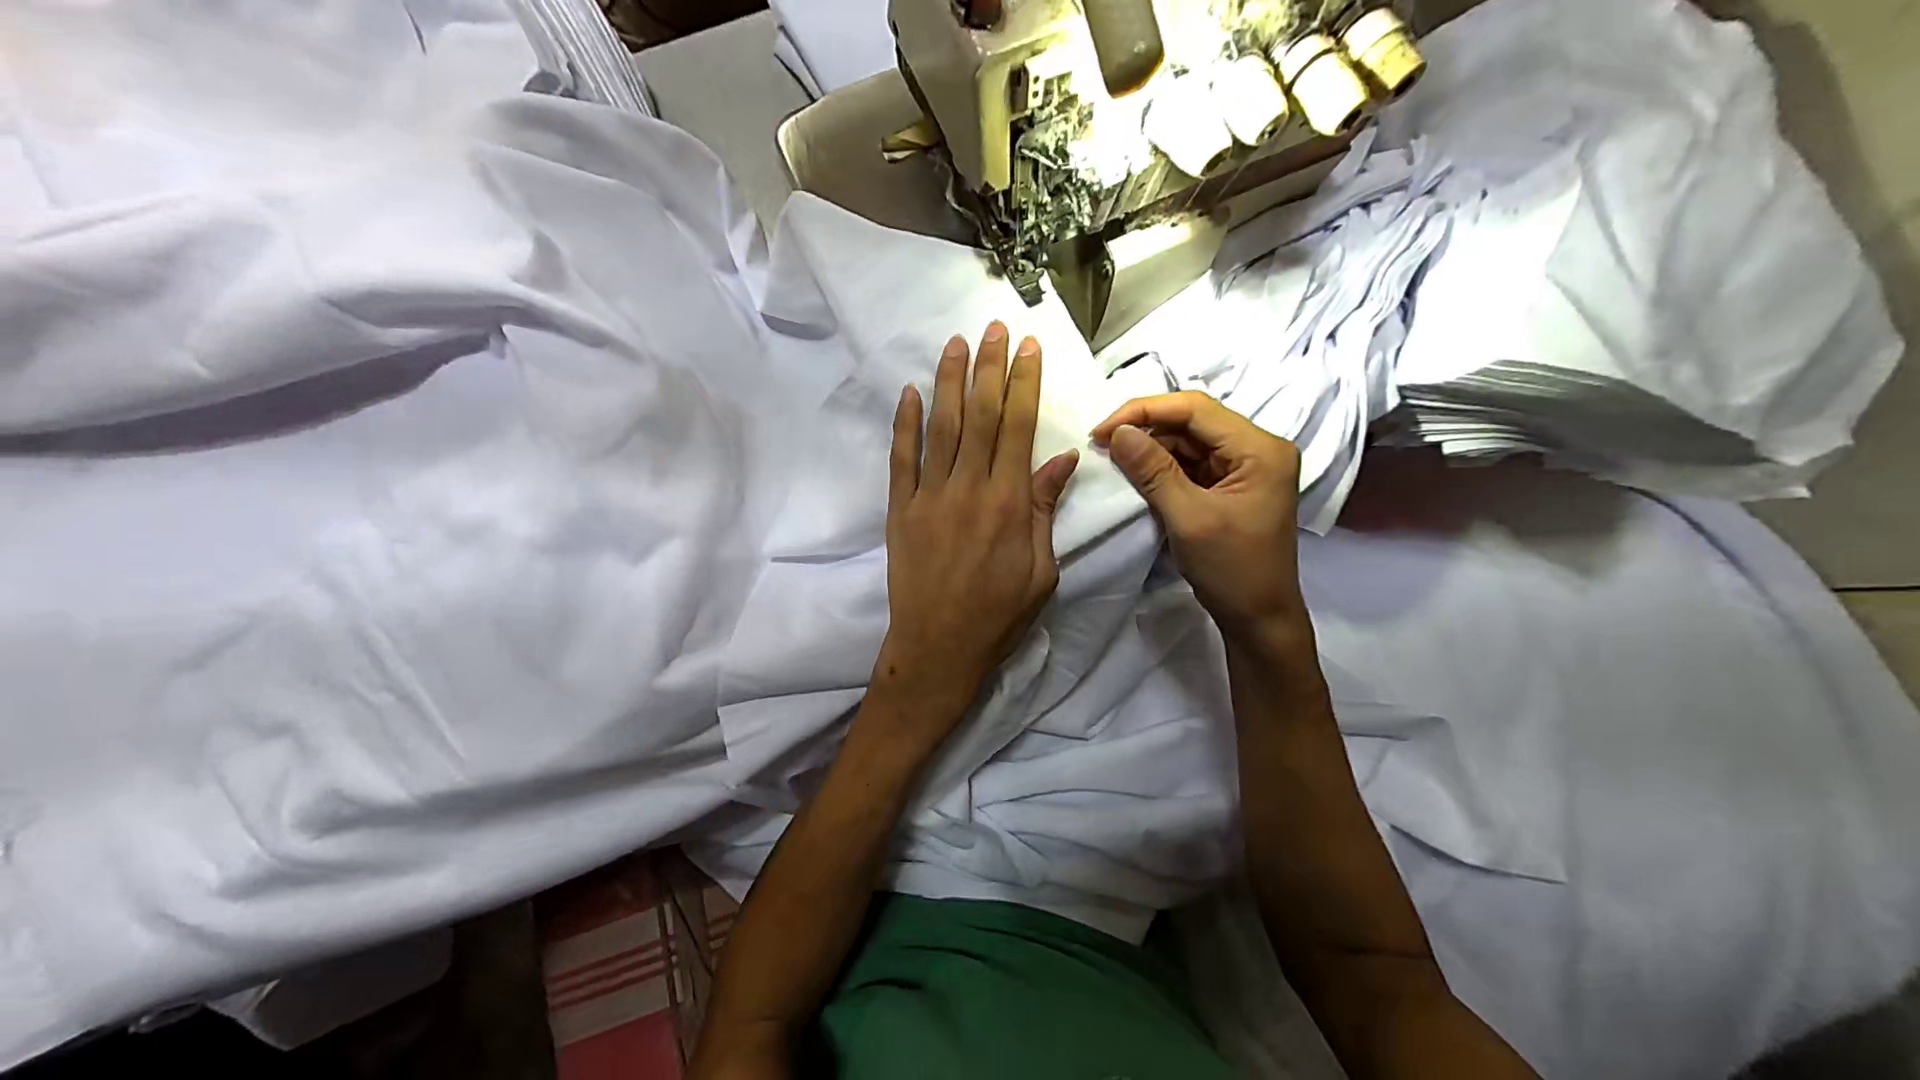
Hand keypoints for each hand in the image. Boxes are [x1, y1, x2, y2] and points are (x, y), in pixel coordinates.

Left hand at [874, 323, 1079, 740]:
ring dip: (949, 382)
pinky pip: (900, 459)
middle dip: (988, 367)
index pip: (1018, 427)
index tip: (1027, 348)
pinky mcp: (899, 511)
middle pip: (981, 415)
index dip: (1023, 383)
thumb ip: (1045, 511)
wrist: (938, 648)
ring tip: (955, 343)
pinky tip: (908, 393)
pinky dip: (904, 424)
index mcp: (1008, 502)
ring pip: (941, 427)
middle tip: (993, 327)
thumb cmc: (998, 615)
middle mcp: (968, 489)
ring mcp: (928, 497)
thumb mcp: (1041, 570)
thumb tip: (1061, 459)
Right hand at [1091, 391, 1304, 631]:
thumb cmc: (1231, 570)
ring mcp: (1247, 466)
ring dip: (1152, 446)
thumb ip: (1153, 471)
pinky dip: (1163, 465)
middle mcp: (1258, 448)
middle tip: (1103, 443)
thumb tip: (1118, 432)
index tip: (1103, 430)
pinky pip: (1193, 462)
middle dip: (1147, 427)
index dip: (1145, 410)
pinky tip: (1137, 471)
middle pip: (1194, 420)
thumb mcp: (1188, 518)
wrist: (1259, 619)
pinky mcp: (1233, 484)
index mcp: (1259, 449)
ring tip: (1114, 457)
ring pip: (1190, 440)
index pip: (1196, 408)